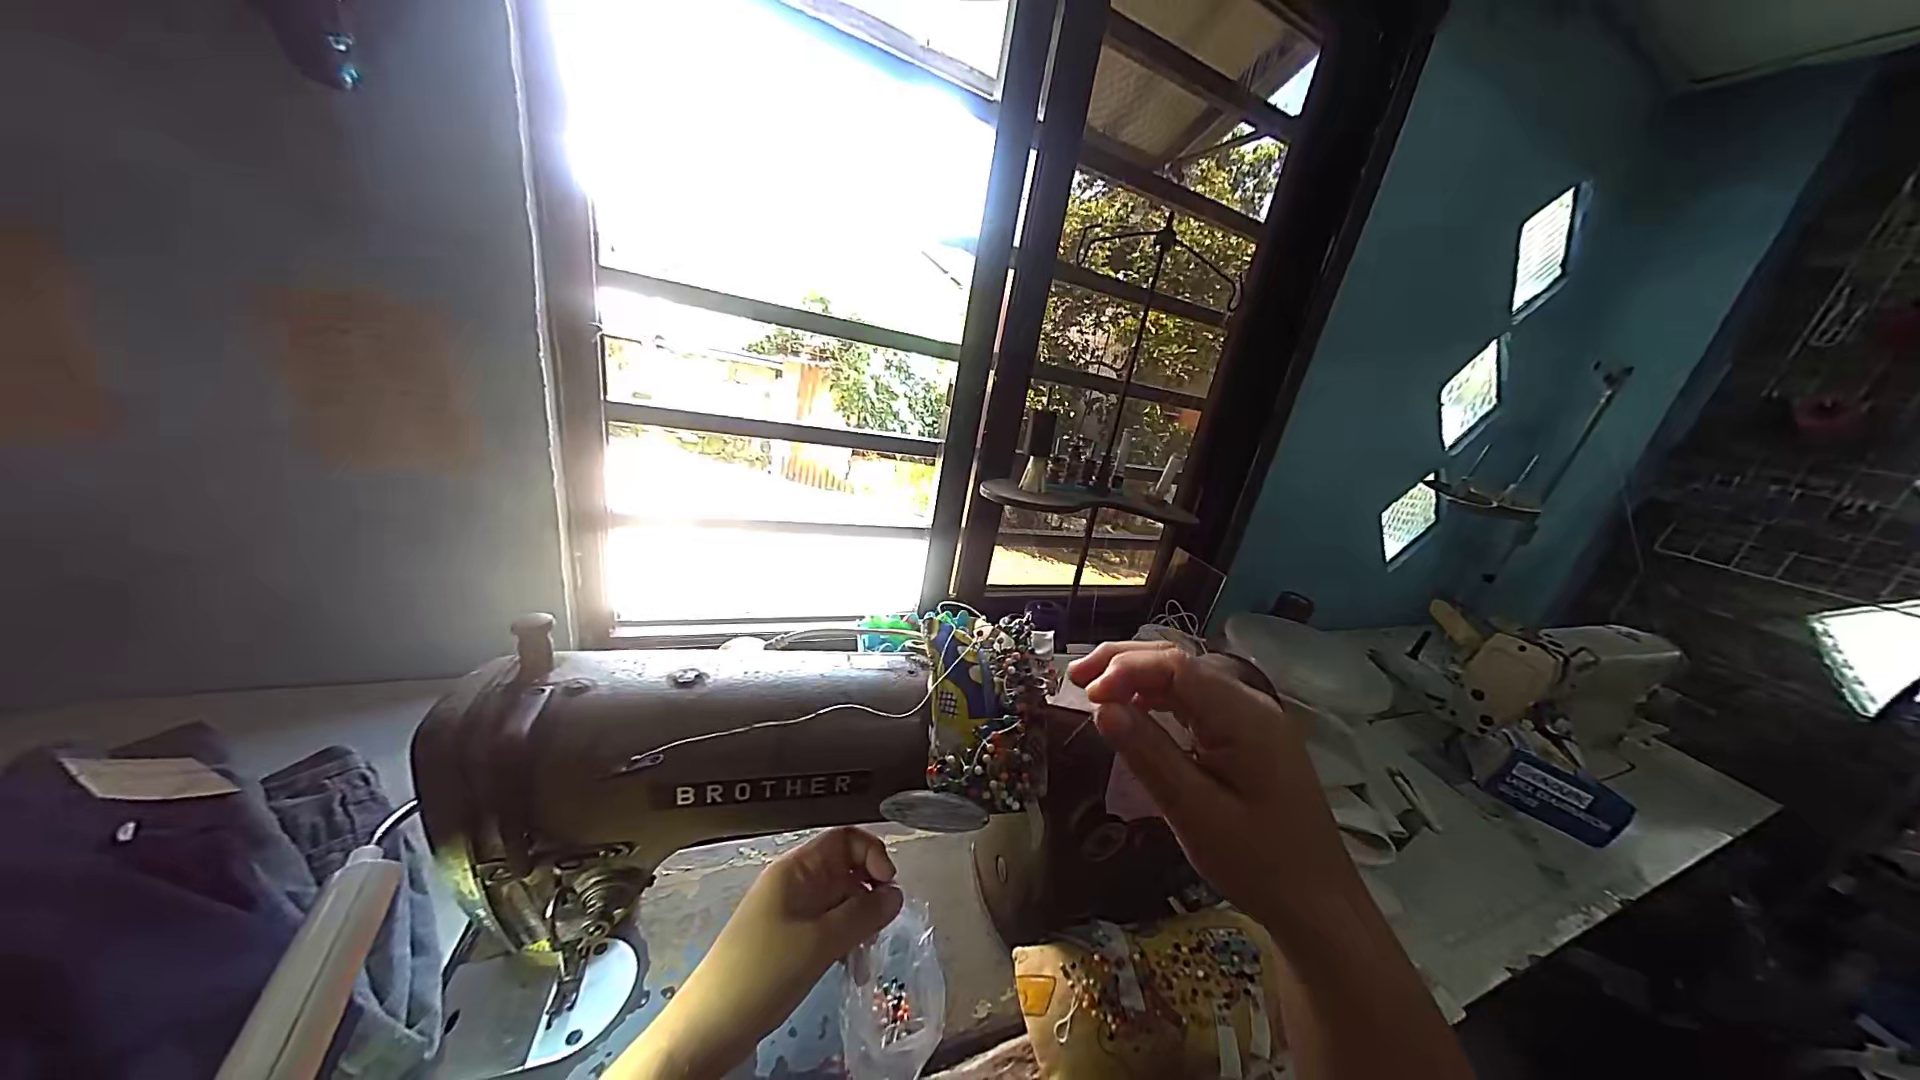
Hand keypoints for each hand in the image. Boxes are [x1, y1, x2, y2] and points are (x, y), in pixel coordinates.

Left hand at [730, 825, 904, 973]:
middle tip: (881, 924)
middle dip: (869, 892)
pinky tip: (850, 965)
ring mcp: (791, 912)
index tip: (888, 884)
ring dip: (859, 921)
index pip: (844, 839)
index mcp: (796, 870)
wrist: (708, 1028)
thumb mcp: (819, 942)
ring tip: (866, 954)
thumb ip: (862, 915)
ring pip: (839, 900)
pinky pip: (828, 926)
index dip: (871, 853)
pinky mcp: (789, 940)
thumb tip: (896, 895)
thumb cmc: (762, 972)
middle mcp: (795, 884)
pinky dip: (844, 939)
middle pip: (845, 869)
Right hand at [1070, 642, 1477, 1079]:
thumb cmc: (1259, 865)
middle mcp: (1250, 704)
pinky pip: (1195, 701)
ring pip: (1184, 677)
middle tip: (1075, 678)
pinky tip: (1132, 710)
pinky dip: (1156, 698)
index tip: (1085, 694)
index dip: (1124, 669)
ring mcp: (1251, 717)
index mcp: (1244, 717)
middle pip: (1179, 661)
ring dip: (1136, 676)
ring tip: (1092, 688)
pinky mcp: (1246, 734)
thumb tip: (1102, 707)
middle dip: (1123, 661)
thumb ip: (1148, 754)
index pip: (1176, 666)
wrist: (1320, 907)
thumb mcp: (1195, 813)